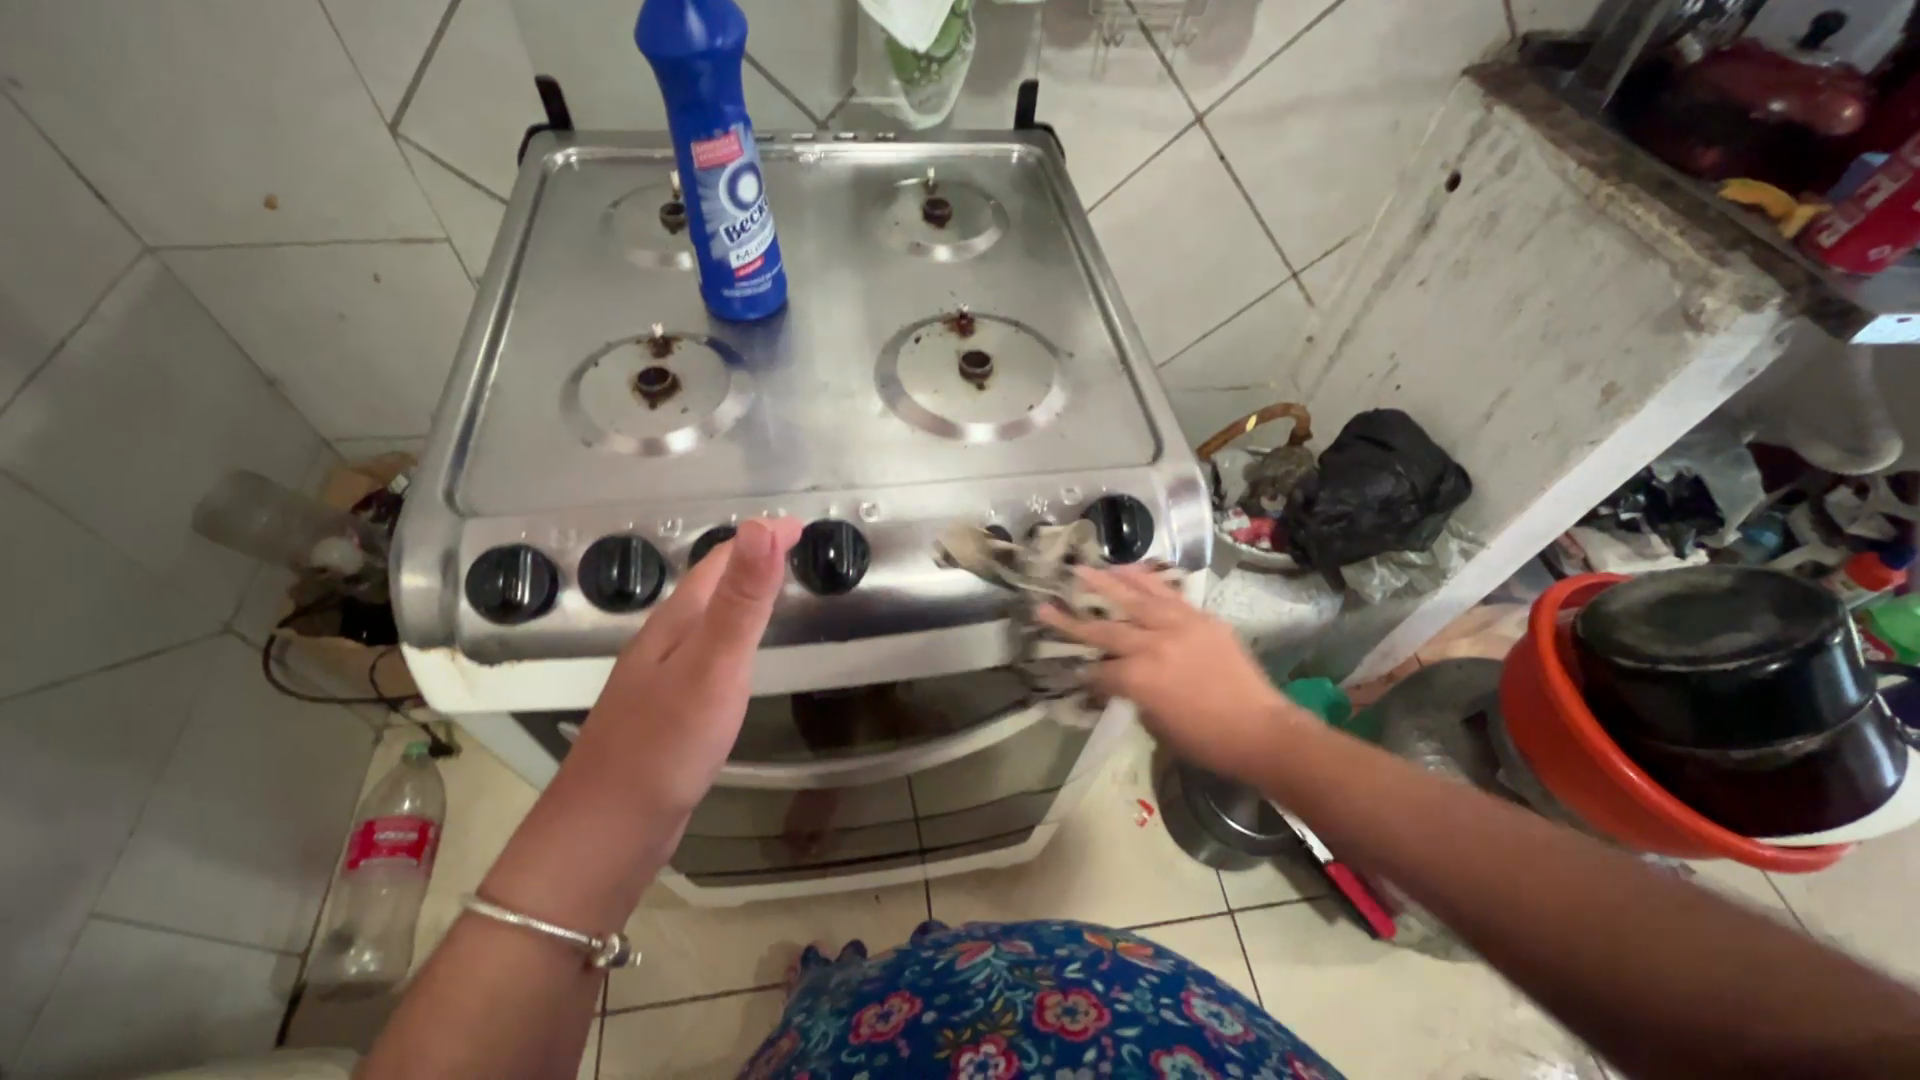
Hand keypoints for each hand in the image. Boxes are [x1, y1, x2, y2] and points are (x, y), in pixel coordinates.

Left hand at [572, 517, 802, 816]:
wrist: (608, 828)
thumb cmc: (666, 743)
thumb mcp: (714, 665)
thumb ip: (741, 600)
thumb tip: (763, 527)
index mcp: (675, 623)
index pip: (720, 562)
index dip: (760, 538)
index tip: (800, 526)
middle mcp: (661, 642)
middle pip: (706, 588)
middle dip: (748, 562)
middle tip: (791, 554)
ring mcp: (657, 680)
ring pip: (701, 624)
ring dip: (735, 600)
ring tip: (770, 596)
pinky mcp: (663, 714)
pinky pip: (701, 660)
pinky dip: (726, 643)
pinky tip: (734, 665)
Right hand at [1036, 566, 1310, 782]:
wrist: (1260, 730)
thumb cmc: (1206, 741)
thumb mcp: (1156, 724)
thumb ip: (1133, 696)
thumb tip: (1120, 682)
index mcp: (1137, 679)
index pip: (1098, 672)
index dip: (1083, 675)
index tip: (1070, 672)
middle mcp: (1152, 645)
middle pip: (1104, 630)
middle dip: (1070, 621)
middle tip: (1044, 606)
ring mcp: (1178, 626)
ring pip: (1134, 598)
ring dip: (1105, 583)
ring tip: (1082, 569)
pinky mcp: (1200, 618)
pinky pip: (1168, 593)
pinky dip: (1146, 580)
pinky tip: (1128, 569)